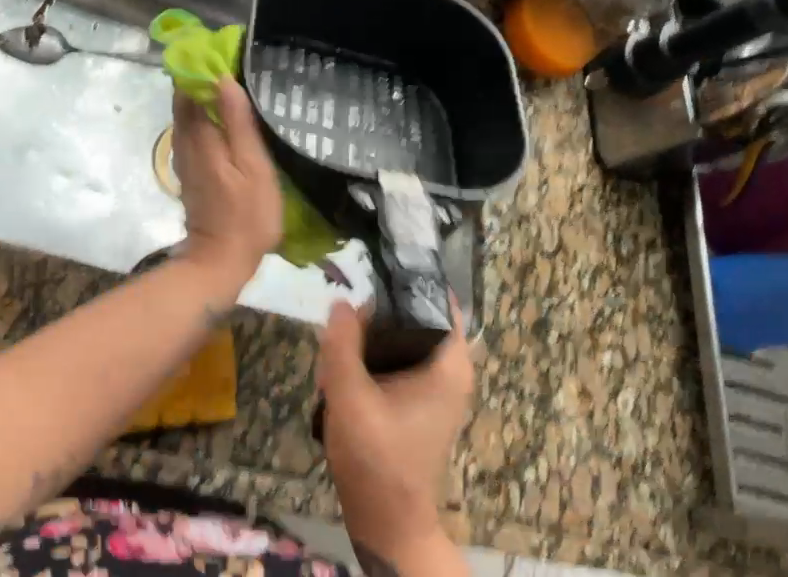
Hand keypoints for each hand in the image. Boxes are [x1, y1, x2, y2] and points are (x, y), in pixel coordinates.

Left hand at [172, 78, 282, 282]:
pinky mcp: (191, 171)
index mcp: (199, 136)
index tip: (225, 51)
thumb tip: (223, 78)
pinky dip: (206, 117)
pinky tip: (228, 119)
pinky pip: (193, 132)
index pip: (190, 88)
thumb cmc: (246, 215)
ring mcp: (185, 158)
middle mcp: (185, 142)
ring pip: (188, 115)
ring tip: (235, 86)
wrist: (219, 261)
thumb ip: (238, 122)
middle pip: (185, 99)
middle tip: (235, 65)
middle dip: (203, 78)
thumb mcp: (252, 166)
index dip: (202, 66)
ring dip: (204, 97)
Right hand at [317, 300, 472, 554]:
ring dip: (368, 342)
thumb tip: (342, 301)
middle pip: (415, 317)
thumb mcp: (349, 395)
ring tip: (335, 355)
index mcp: (449, 363)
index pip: (439, 299)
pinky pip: (398, 363)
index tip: (374, 267)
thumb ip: (342, 344)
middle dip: (375, 318)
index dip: (408, 279)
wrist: (387, 520)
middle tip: (342, 326)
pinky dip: (372, 362)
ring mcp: (438, 388)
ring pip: (402, 341)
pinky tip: (341, 376)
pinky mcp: (421, 402)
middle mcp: (452, 370)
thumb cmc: (376, 457)